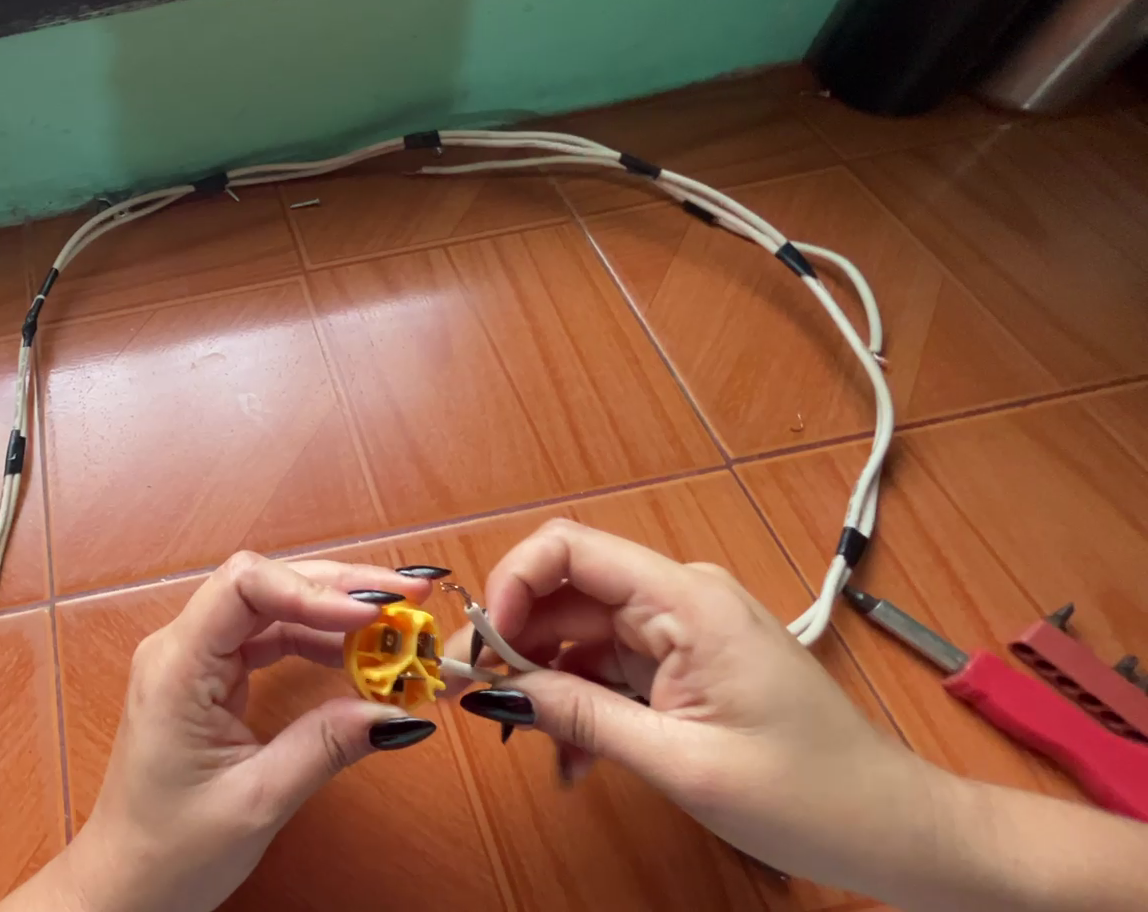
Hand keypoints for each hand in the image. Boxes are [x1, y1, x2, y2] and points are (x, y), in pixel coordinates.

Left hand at [0, 552, 440, 911]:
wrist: (127, 881)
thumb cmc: (171, 849)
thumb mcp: (258, 800)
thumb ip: (325, 746)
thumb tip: (396, 712)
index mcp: (177, 665)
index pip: (242, 586)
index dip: (310, 588)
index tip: (371, 611)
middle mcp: (182, 646)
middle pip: (264, 584)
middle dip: (336, 587)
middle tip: (406, 597)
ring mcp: (197, 656)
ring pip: (271, 606)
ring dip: (333, 611)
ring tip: (394, 625)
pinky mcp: (212, 673)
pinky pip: (269, 636)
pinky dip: (316, 639)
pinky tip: (356, 653)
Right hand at [452, 519, 941, 891]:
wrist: (908, 838)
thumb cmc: (814, 800)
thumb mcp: (684, 763)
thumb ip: (581, 716)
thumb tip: (493, 692)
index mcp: (686, 600)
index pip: (569, 548)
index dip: (512, 582)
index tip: (486, 643)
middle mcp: (674, 598)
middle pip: (562, 593)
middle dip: (513, 642)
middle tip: (477, 698)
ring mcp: (675, 628)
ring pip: (574, 634)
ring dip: (544, 684)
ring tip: (534, 743)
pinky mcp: (676, 659)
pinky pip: (601, 665)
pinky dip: (577, 703)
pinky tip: (573, 755)